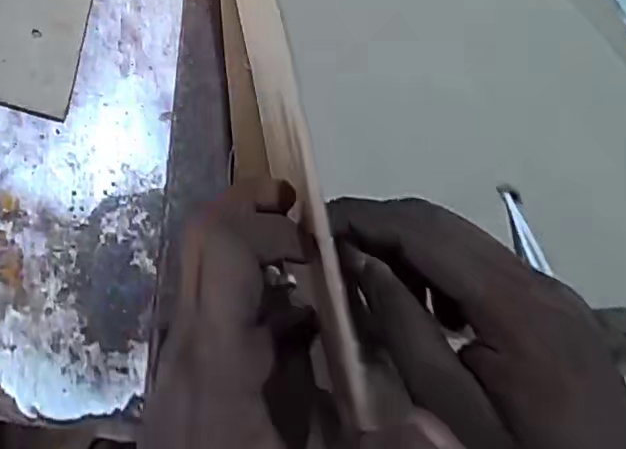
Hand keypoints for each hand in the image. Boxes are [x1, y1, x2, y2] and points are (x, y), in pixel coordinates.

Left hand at [142, 178, 305, 448]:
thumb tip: (435, 424)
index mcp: (213, 355)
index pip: (220, 247)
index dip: (262, 222)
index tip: (313, 230)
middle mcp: (191, 343)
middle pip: (203, 244)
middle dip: (246, 211)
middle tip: (297, 202)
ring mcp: (190, 363)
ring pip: (210, 278)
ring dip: (257, 258)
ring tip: (318, 263)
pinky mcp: (199, 388)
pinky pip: (224, 323)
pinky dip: (263, 309)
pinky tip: (310, 334)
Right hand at [331, 198, 625, 448]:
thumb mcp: (450, 409)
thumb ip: (401, 326)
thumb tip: (355, 258)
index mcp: (518, 309)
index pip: (421, 230)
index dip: (360, 217)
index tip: (310, 224)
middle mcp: (540, 284)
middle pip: (437, 221)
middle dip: (375, 223)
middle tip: (328, 245)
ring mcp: (552, 293)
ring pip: (455, 233)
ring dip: (401, 241)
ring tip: (367, 275)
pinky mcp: (554, 308)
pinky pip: (478, 260)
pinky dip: (433, 262)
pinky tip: (421, 302)